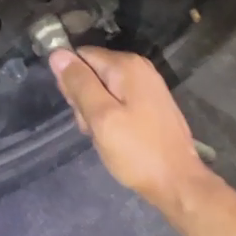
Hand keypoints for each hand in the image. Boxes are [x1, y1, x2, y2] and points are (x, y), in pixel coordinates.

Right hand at [48, 47, 208, 209]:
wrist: (177, 181)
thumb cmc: (137, 151)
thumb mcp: (101, 117)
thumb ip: (79, 84)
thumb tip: (58, 54)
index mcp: (126, 65)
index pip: (82, 57)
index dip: (72, 82)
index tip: (77, 110)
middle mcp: (139, 67)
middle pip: (93, 73)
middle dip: (85, 99)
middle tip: (93, 128)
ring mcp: (147, 85)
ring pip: (104, 90)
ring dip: (96, 112)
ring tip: (105, 137)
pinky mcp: (151, 103)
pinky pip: (119, 101)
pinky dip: (111, 117)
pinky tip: (116, 137)